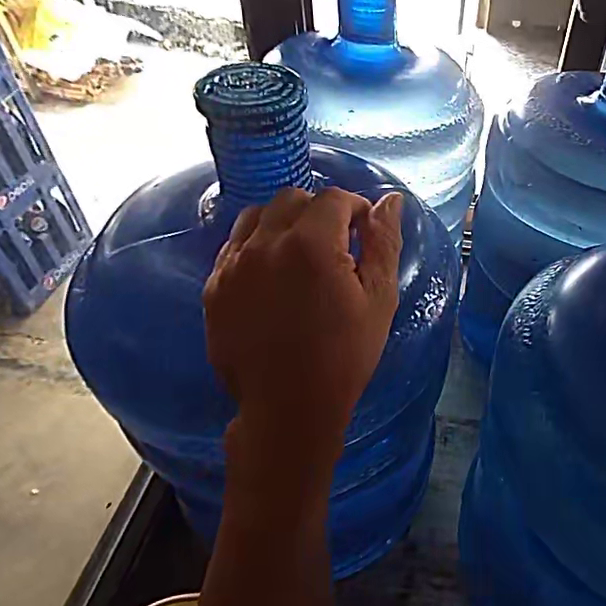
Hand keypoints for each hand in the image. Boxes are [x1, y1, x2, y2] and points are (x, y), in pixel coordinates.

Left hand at [203, 187, 405, 452]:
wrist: (288, 407)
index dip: (357, 210)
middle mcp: (265, 243)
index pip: (335, 199)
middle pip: (293, 198)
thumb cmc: (345, 355)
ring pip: (258, 216)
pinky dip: (258, 246)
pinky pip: (235, 246)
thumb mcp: (380, 298)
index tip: (365, 234)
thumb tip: (390, 200)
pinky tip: (274, 275)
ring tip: (302, 256)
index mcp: (311, 244)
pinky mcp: (214, 287)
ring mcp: (234, 265)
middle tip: (338, 245)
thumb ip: (384, 242)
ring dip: (285, 222)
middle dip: (321, 211)